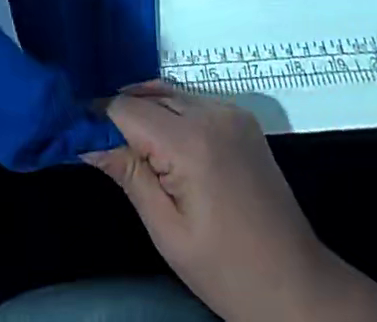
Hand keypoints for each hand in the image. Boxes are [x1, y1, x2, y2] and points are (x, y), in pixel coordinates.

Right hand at [85, 80, 376, 321]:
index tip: (76, 134)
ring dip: (144, 109)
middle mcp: (212, 113)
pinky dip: (170, 110)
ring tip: (127, 143)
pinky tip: (162, 141)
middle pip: (146, 93)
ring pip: (168, 91)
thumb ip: (127, 174)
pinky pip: (192, 100)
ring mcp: (231, 112)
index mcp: (191, 142)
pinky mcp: (242, 118)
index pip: (126, 107)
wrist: (300, 285)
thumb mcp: (166, 229)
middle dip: (119, 113)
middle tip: (98, 143)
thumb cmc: (227, 269)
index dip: (97, 118)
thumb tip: (83, 140)